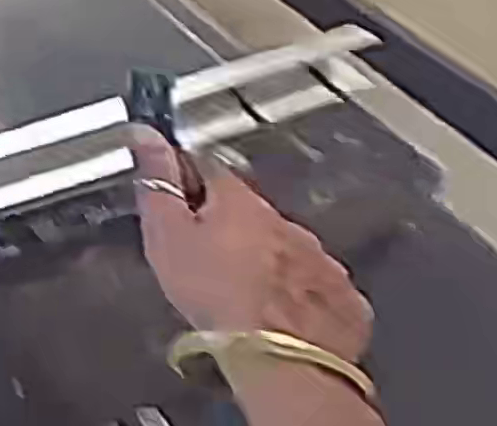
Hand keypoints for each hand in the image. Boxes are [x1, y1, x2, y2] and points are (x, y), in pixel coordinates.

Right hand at [129, 126, 372, 362]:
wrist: (278, 363)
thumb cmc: (210, 289)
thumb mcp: (164, 228)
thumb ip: (157, 178)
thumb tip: (147, 133)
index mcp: (240, 200)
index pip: (207, 166)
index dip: (185, 176)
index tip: (171, 195)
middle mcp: (287, 222)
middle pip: (247, 208)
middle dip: (226, 220)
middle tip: (200, 247)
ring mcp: (324, 262)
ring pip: (282, 244)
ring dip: (262, 252)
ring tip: (238, 280)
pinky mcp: (348, 302)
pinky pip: (313, 281)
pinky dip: (294, 286)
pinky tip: (275, 304)